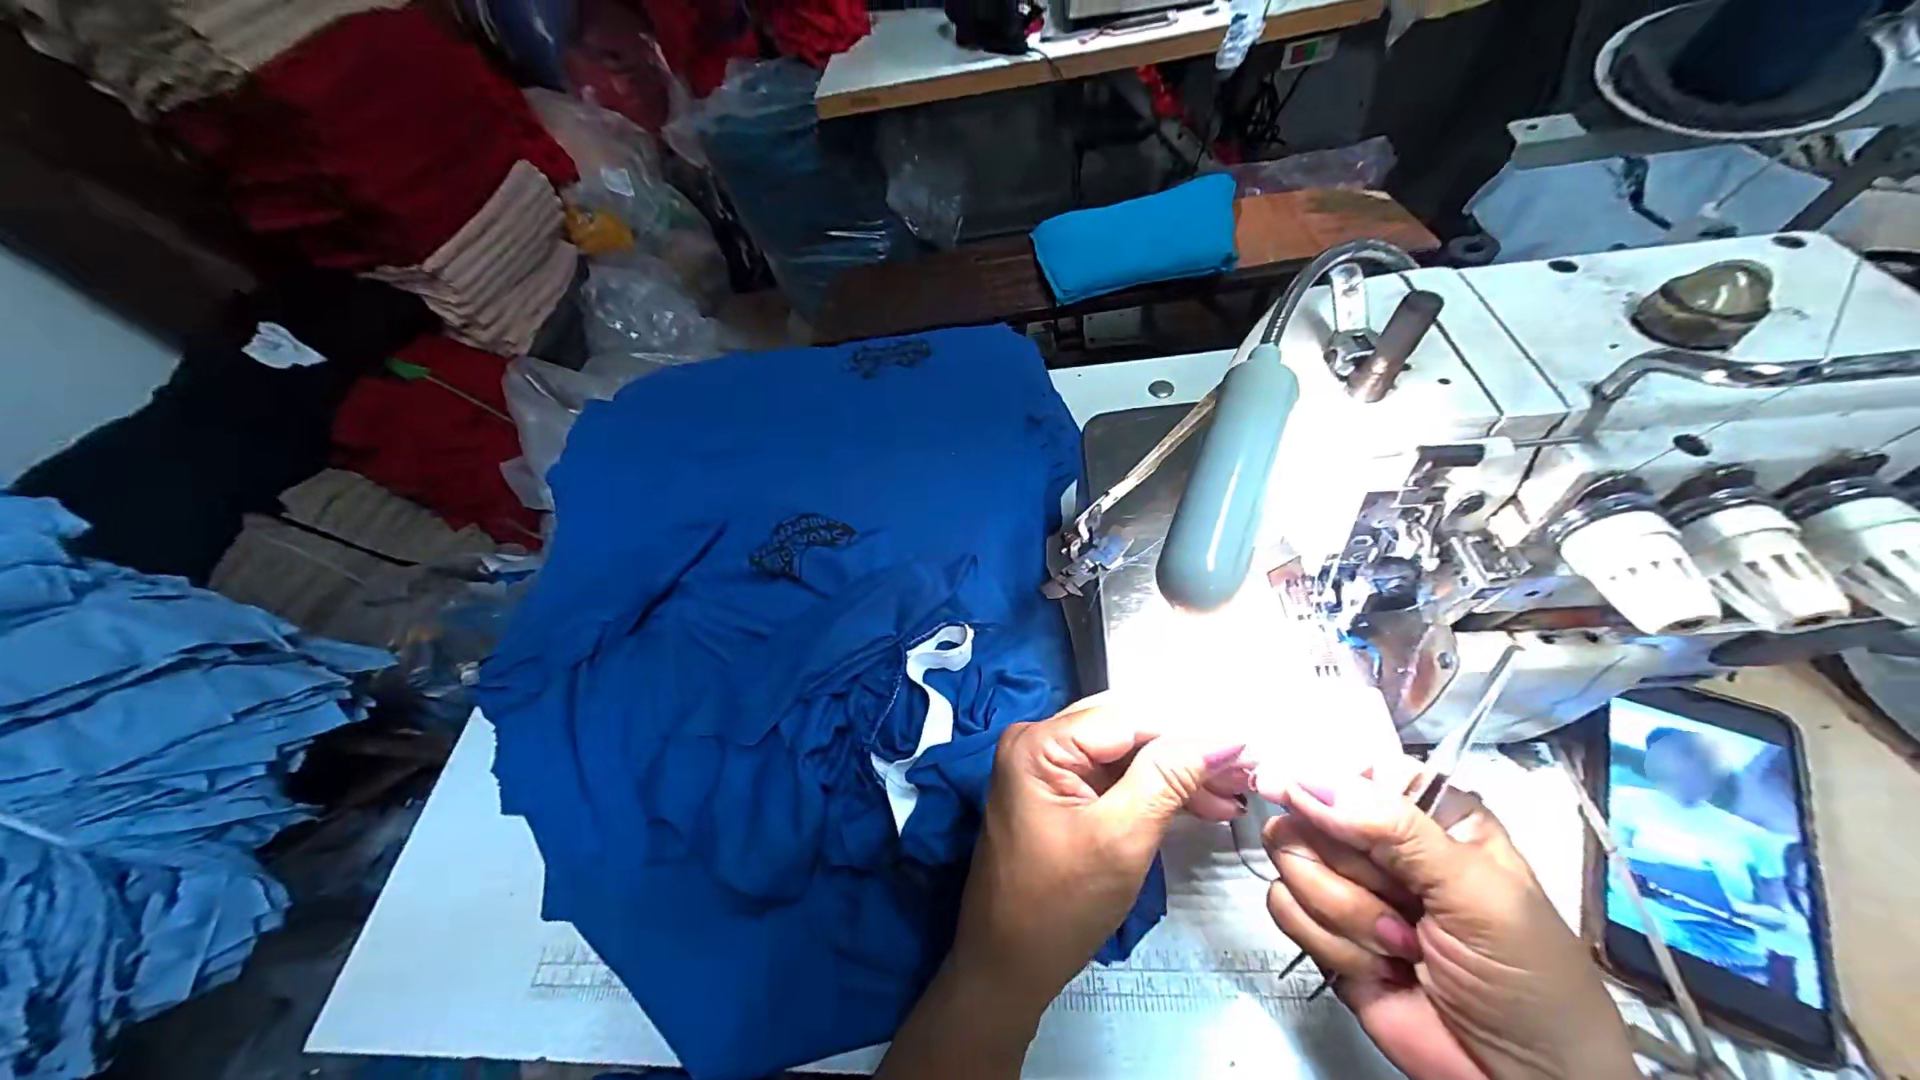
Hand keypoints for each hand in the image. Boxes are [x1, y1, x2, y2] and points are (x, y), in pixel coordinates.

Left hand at [950, 692, 1249, 1008]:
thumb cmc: (1059, 907)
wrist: (1009, 964)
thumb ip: (1167, 780)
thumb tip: (1221, 740)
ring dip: (1178, 773)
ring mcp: (1047, 765)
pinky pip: (1116, 776)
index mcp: (1039, 743)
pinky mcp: (1060, 790)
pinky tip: (1200, 803)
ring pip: (1127, 753)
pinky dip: (1156, 789)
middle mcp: (1038, 741)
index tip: (1245, 749)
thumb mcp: (1120, 840)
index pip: (1126, 718)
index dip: (1189, 731)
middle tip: (1245, 772)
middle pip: (1127, 731)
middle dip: (1187, 752)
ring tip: (1232, 793)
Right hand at [1262, 763, 1638, 1079]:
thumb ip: (1395, 831)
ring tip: (1402, 947)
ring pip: (1288, 861)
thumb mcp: (1481, 896)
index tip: (1305, 801)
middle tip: (1400, 903)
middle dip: (1348, 869)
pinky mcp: (1320, 927)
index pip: (1350, 768)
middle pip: (1305, 813)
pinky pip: (1282, 907)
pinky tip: (1377, 968)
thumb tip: (1305, 781)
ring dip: (1345, 915)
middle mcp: (1375, 839)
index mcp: (1423, 814)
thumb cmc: (1528, 983)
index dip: (1324, 783)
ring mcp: (1345, 883)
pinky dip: (1328, 944)